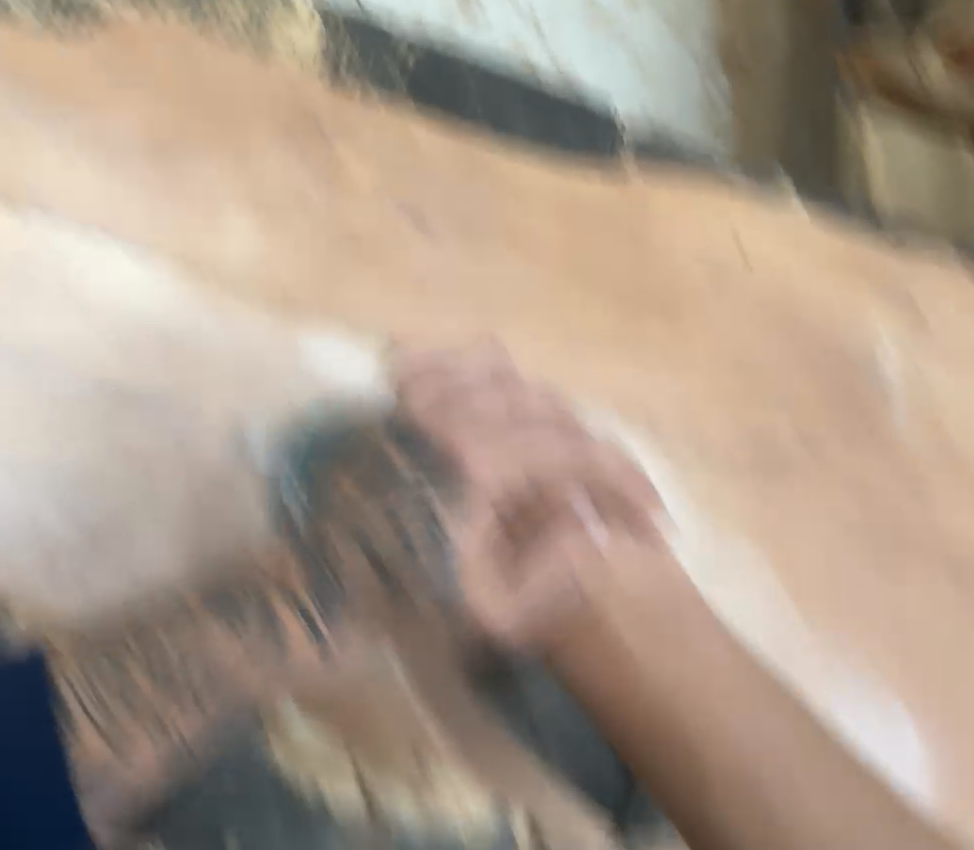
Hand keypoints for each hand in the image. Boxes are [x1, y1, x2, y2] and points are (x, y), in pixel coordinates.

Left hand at [394, 342, 666, 647]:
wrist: (321, 582)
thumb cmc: (406, 601)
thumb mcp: (497, 614)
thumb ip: (560, 572)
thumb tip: (596, 526)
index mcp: (480, 467)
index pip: (576, 451)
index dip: (625, 481)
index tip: (651, 514)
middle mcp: (447, 418)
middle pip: (544, 406)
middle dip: (587, 447)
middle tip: (601, 489)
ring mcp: (409, 403)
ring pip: (495, 371)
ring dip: (537, 408)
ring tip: (553, 445)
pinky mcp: (381, 403)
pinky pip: (430, 360)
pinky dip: (466, 365)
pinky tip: (485, 388)